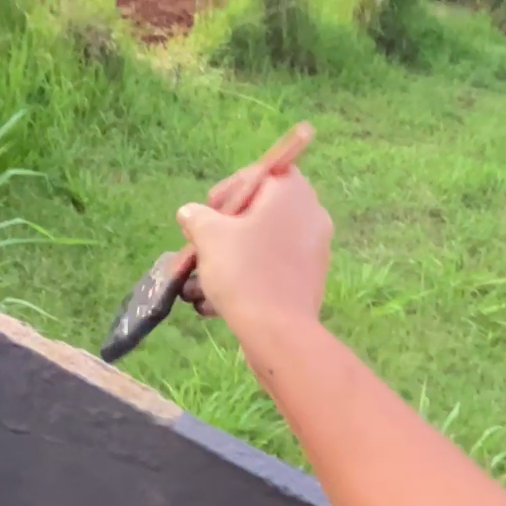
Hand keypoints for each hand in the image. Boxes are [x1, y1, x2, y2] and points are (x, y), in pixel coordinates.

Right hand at [176, 167, 332, 332]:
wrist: (278, 331)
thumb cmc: (244, 272)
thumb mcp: (209, 237)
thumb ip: (197, 218)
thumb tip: (190, 212)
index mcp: (292, 192)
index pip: (261, 173)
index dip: (229, 190)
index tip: (207, 212)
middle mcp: (311, 215)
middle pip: (262, 212)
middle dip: (228, 230)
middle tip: (204, 247)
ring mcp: (315, 250)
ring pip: (265, 245)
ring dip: (234, 259)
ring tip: (203, 282)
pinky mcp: (310, 281)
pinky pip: (274, 270)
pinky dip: (249, 279)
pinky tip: (220, 303)